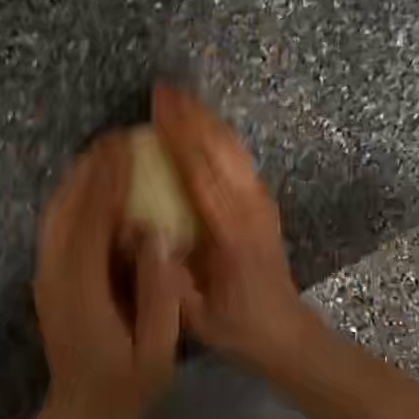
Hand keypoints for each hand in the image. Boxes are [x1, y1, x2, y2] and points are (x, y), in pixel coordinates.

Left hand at [33, 132, 180, 418]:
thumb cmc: (127, 388)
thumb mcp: (156, 350)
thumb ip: (157, 292)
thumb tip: (155, 233)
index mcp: (83, 292)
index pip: (93, 222)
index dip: (109, 181)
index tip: (126, 147)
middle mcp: (55, 276)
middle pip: (66, 209)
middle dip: (90, 169)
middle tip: (117, 137)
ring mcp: (46, 277)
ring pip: (55, 215)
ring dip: (78, 180)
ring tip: (105, 152)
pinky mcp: (48, 280)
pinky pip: (56, 228)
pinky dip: (71, 199)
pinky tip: (92, 187)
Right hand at [150, 82, 320, 368]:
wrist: (285, 329)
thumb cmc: (235, 326)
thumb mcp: (193, 316)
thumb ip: (166, 274)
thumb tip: (133, 228)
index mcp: (231, 234)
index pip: (201, 174)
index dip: (179, 137)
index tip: (157, 109)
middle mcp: (250, 208)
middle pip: (219, 150)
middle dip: (191, 116)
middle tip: (163, 89)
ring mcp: (261, 202)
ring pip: (233, 149)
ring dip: (206, 120)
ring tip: (180, 98)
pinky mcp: (264, 202)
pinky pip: (240, 158)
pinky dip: (220, 135)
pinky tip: (204, 124)